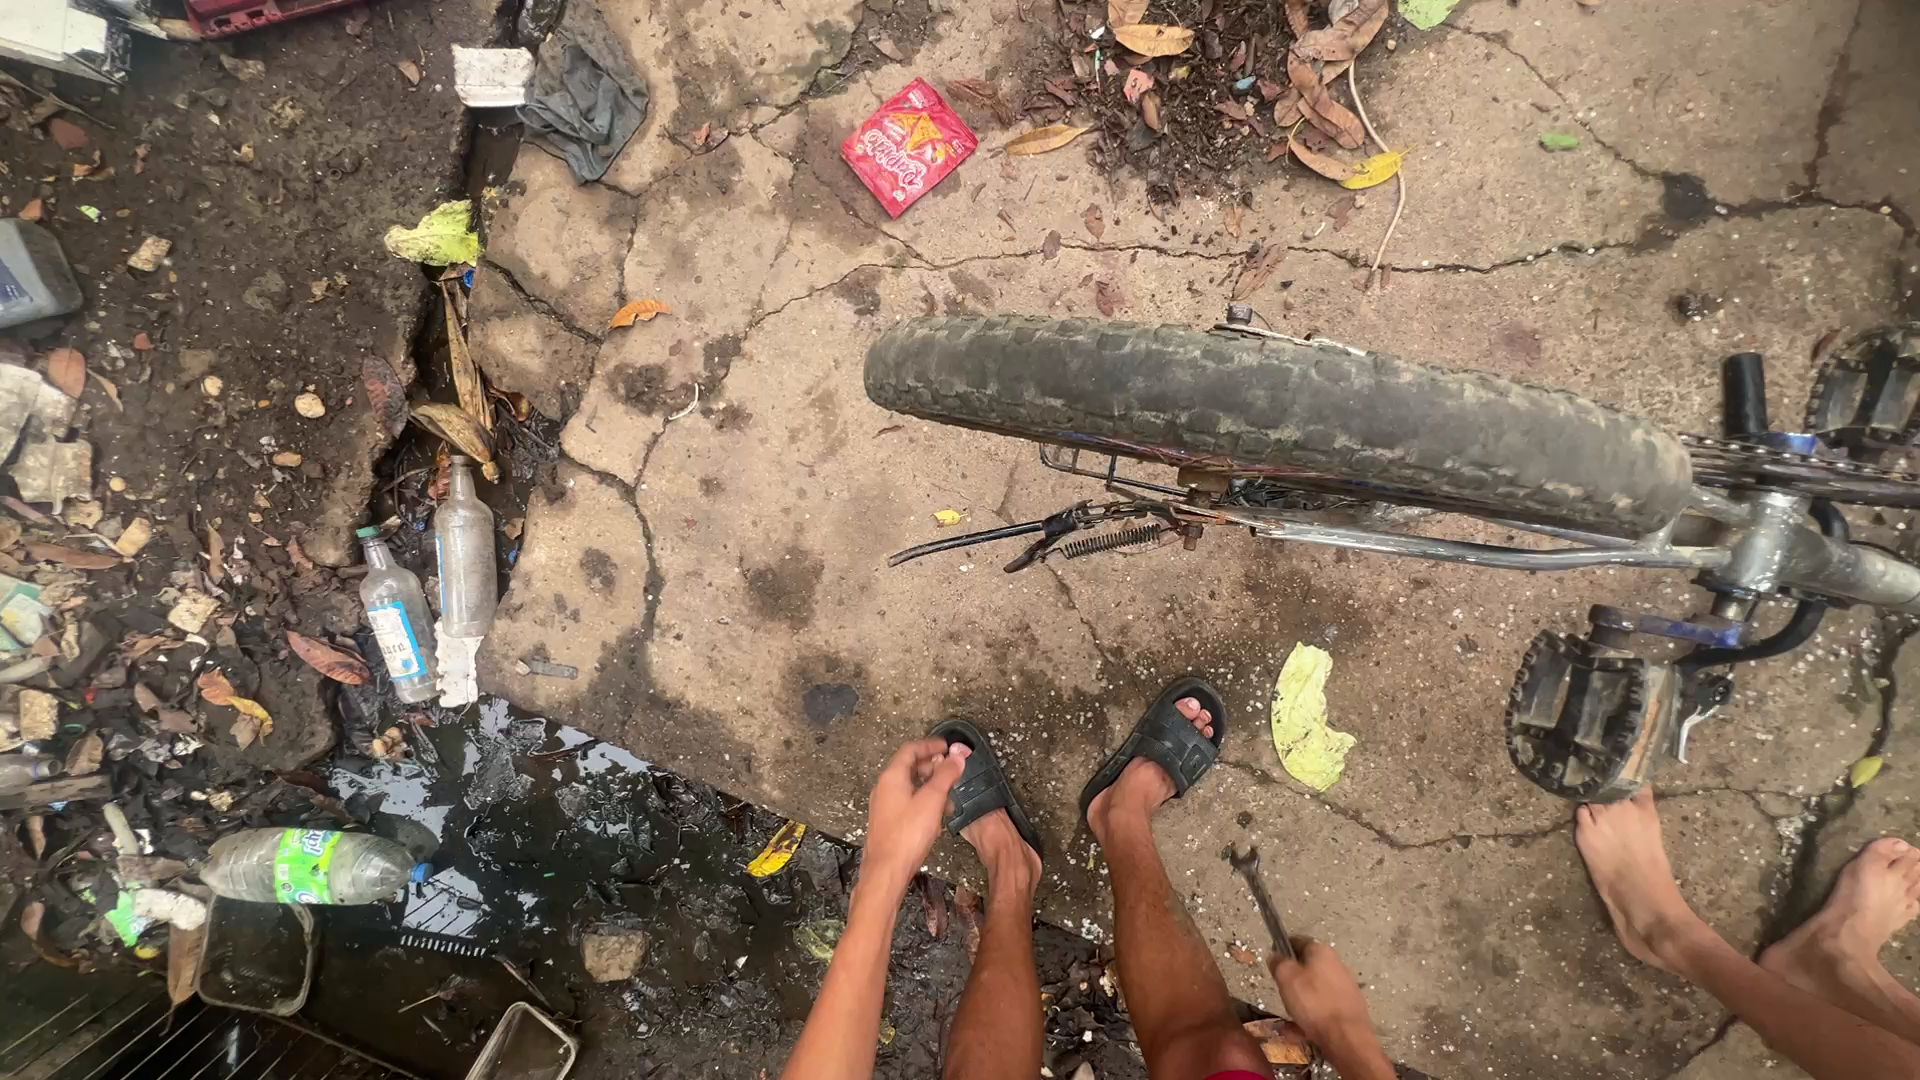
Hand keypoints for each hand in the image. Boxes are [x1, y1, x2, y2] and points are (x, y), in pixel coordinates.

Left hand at [858, 738, 969, 895]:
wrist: (886, 872)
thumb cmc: (907, 834)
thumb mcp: (932, 800)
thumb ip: (946, 775)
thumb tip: (957, 757)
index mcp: (892, 777)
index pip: (911, 750)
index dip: (930, 745)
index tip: (947, 747)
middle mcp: (884, 787)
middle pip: (909, 766)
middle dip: (932, 766)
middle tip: (950, 770)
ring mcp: (884, 805)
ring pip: (909, 785)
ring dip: (930, 786)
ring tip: (949, 798)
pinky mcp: (887, 821)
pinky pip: (907, 801)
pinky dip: (923, 800)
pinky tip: (936, 815)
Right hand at [1269, 937, 1384, 1060]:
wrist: (1348, 1040)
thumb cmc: (1313, 1002)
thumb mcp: (1285, 976)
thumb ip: (1277, 961)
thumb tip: (1276, 957)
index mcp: (1321, 951)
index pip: (1296, 941)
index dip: (1282, 950)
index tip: (1274, 966)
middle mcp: (1337, 965)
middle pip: (1307, 967)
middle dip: (1294, 979)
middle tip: (1284, 992)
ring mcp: (1347, 988)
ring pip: (1316, 989)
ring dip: (1303, 1000)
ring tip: (1293, 1016)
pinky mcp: (1352, 1009)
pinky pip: (1326, 1007)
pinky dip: (1315, 1015)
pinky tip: (1305, 1029)